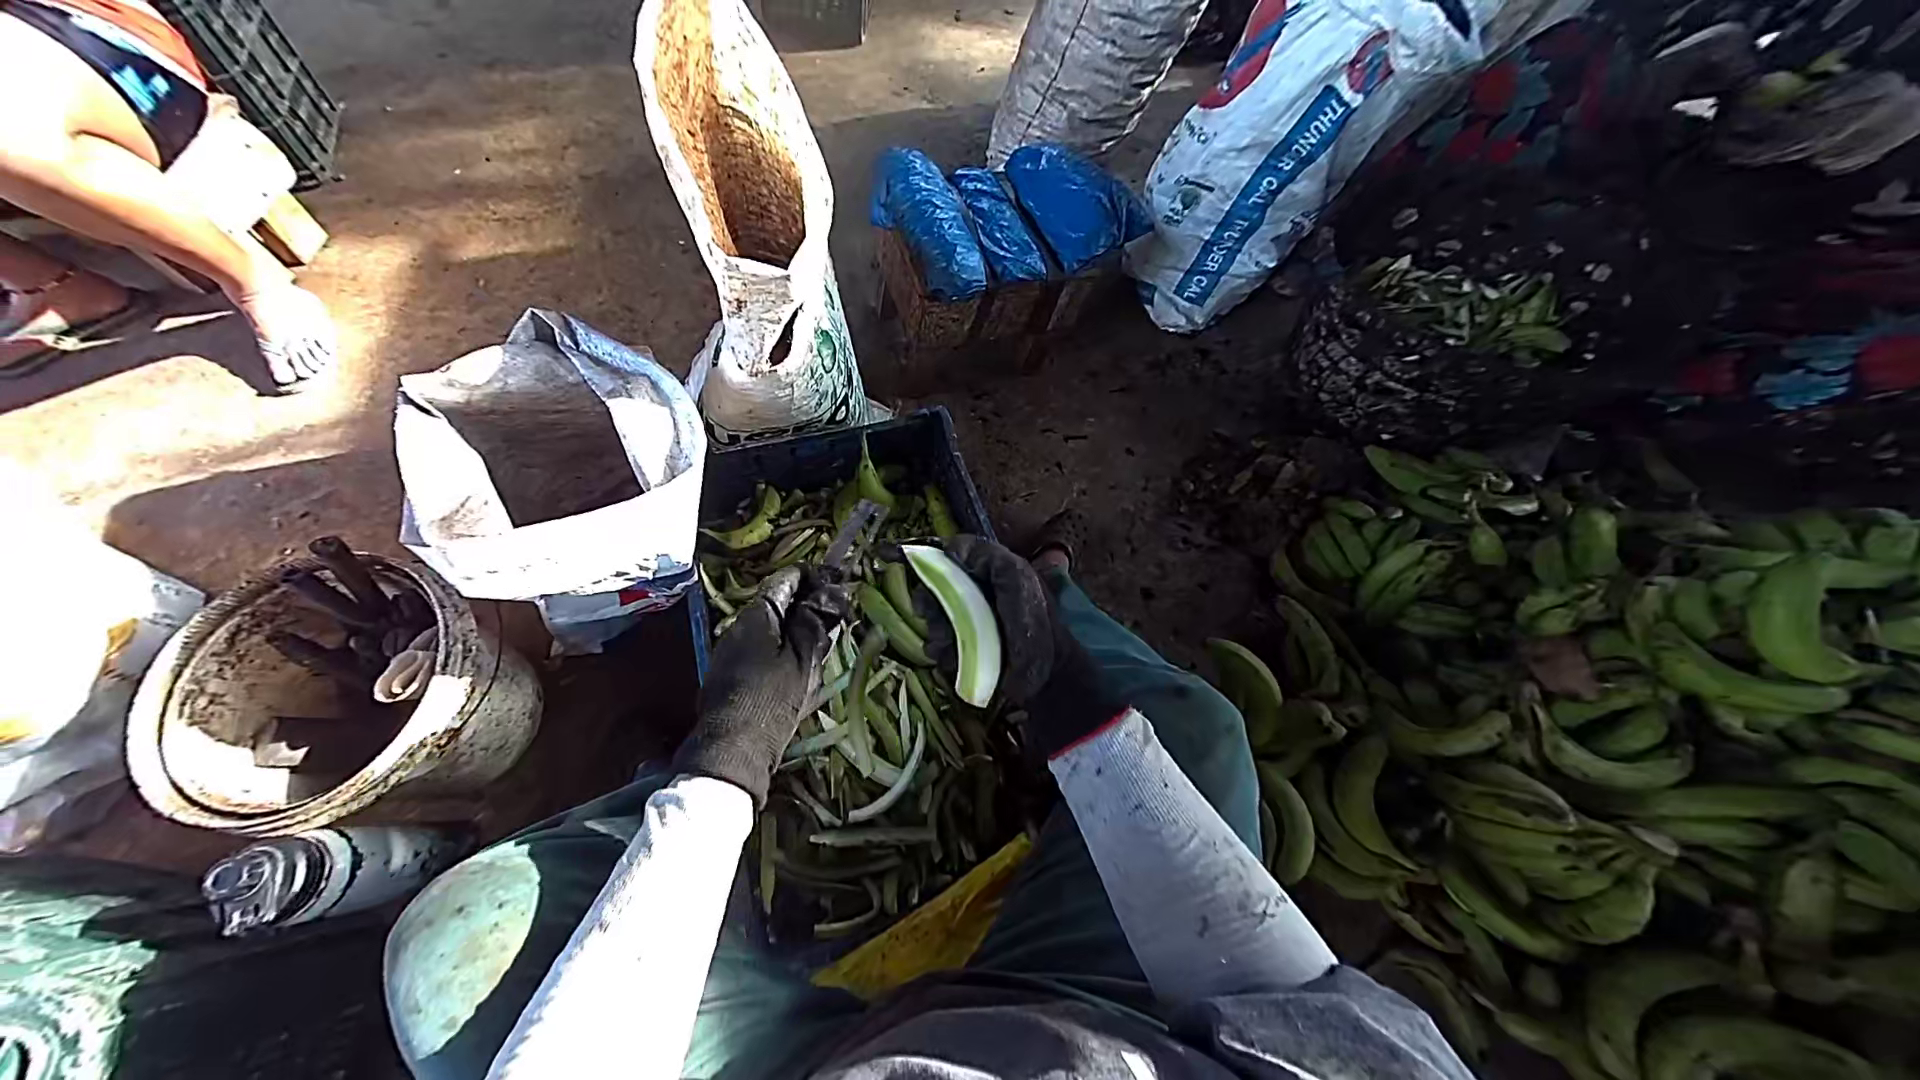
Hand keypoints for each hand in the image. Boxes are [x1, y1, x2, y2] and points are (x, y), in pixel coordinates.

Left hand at [678, 567, 850, 807]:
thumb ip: (816, 620)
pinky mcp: (734, 675)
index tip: (839, 582)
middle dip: (808, 608)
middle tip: (837, 620)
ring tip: (823, 649)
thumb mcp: (804, 657)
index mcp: (758, 615)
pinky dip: (786, 654)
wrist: (733, 749)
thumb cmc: (772, 698)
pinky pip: (766, 653)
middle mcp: (741, 626)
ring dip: (798, 634)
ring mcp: (734, 651)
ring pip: (775, 630)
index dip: (814, 576)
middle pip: (780, 605)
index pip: (787, 579)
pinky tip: (801, 674)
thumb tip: (831, 590)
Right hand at [913, 536, 1125, 758]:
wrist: (1045, 676)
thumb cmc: (1036, 623)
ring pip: (929, 619)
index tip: (885, 554)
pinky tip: (957, 658)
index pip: (943, 554)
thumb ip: (986, 557)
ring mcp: (963, 622)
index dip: (915, 552)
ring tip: (954, 642)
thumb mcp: (1017, 579)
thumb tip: (948, 548)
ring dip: (937, 630)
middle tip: (933, 612)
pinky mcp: (960, 650)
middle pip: (928, 587)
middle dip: (927, 600)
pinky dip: (942, 651)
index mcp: (984, 571)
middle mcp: (970, 593)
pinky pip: (935, 646)